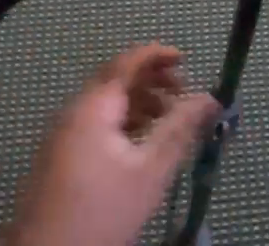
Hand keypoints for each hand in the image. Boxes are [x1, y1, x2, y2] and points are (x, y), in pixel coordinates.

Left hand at [1, 45, 219, 245]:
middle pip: (116, 80)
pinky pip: (95, 123)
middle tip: (182, 93)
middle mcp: (73, 111)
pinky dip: (122, 122)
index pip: (127, 61)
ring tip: (167, 120)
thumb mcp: (150, 171)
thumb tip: (210, 98)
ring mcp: (62, 134)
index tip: (186, 59)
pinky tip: (140, 146)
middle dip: (152, 80)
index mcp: (93, 106)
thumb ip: (180, 129)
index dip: (157, 54)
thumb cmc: (101, 213)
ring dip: (139, 103)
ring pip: (106, 104)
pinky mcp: (58, 157)